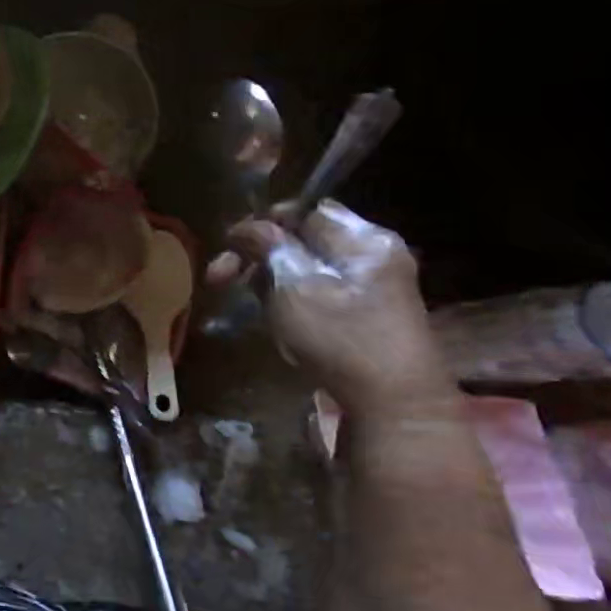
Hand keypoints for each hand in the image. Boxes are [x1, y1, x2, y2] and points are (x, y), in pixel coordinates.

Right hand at [206, 202, 453, 412]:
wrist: (393, 401)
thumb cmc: (340, 337)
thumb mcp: (294, 287)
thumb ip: (270, 247)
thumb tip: (247, 226)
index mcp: (363, 239)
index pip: (304, 210)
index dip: (262, 222)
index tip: (229, 245)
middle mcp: (371, 252)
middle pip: (300, 237)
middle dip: (255, 253)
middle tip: (217, 277)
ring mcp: (370, 280)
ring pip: (302, 262)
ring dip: (265, 276)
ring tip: (241, 299)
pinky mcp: (364, 307)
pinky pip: (314, 285)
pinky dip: (286, 294)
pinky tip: (270, 313)